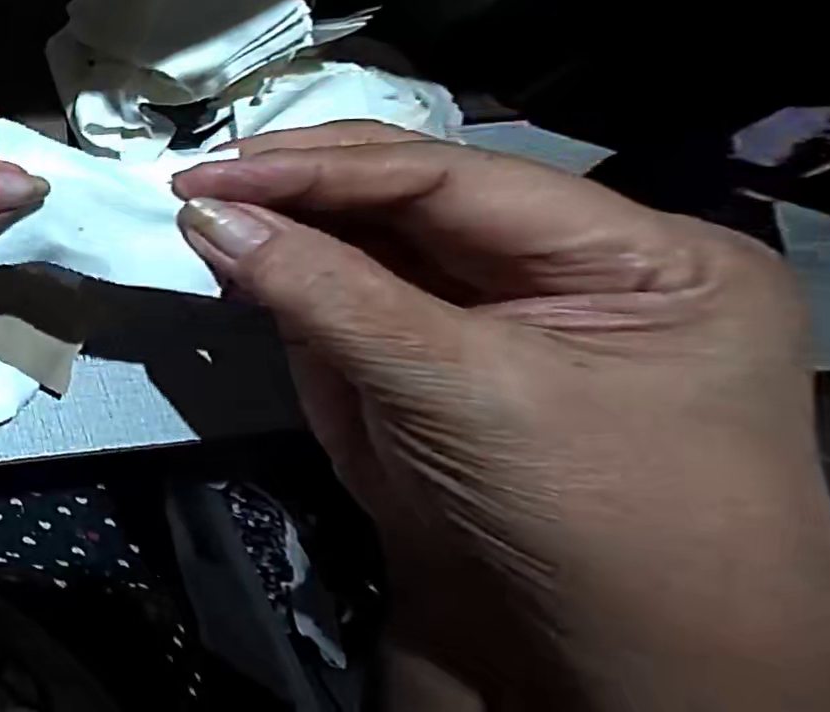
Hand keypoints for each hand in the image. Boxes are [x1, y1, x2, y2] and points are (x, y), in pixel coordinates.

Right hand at [170, 122, 829, 708]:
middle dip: (294, 179)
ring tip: (202, 208)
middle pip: (398, 186)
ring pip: (356, 225)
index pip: (445, 176)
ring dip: (276, 216)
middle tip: (200, 179)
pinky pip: (331, 276)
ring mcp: (471, 292)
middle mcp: (548, 253)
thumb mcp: (457, 393)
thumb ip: (322, 290)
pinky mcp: (405, 331)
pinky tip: (233, 248)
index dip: (321, 168)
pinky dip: (275, 261)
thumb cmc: (576, 525)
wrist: (575, 666)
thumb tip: (204, 216)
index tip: (219, 173)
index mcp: (628, 251)